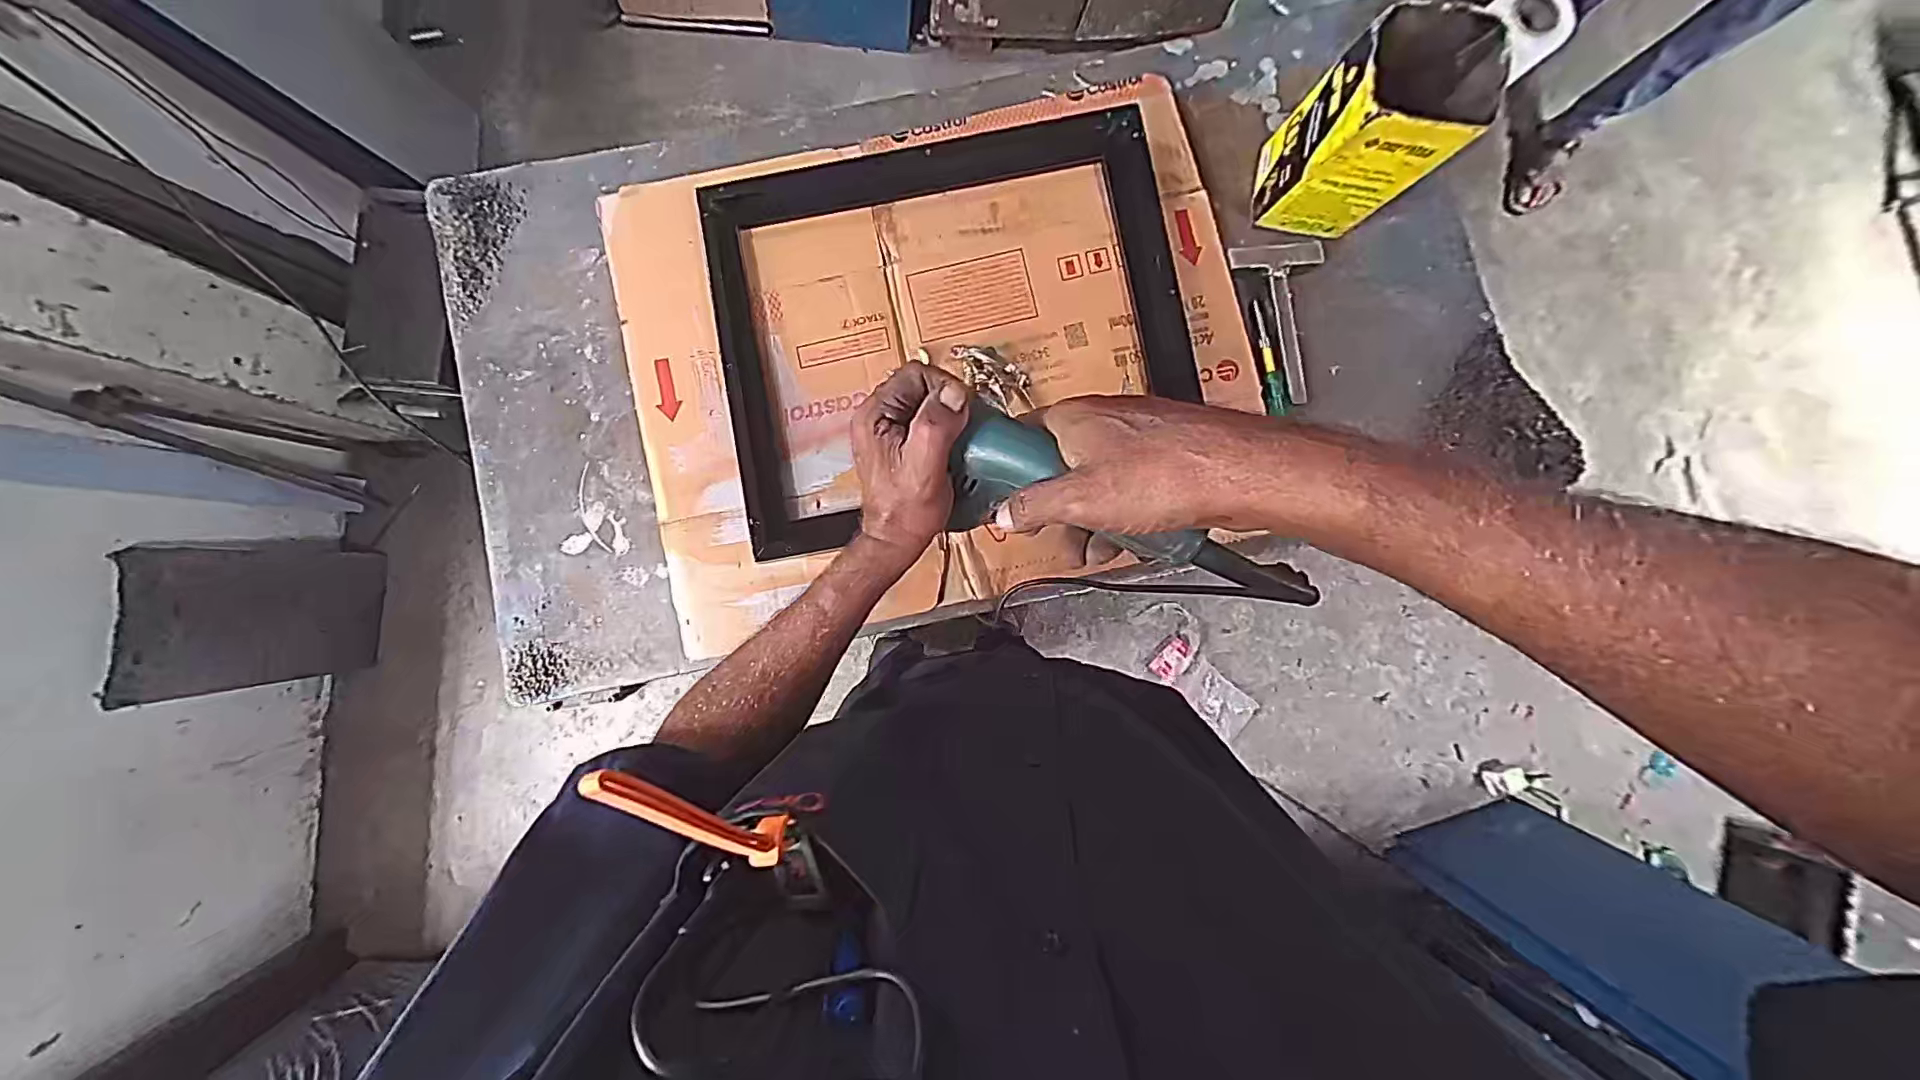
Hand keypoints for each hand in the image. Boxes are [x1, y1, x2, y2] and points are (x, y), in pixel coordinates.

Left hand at [850, 362, 970, 566]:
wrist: (896, 539)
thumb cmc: (905, 510)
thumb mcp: (925, 464)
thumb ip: (937, 424)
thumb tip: (955, 393)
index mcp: (875, 415)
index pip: (915, 374)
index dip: (945, 387)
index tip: (962, 410)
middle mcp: (877, 418)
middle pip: (921, 386)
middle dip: (948, 401)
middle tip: (965, 423)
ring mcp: (888, 432)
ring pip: (926, 404)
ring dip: (948, 416)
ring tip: (960, 436)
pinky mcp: (900, 446)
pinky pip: (926, 423)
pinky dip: (944, 430)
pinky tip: (952, 447)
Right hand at [994, 395, 1329, 535]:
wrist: (1240, 474)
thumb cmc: (1170, 473)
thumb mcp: (1081, 501)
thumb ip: (1034, 506)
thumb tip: (1005, 511)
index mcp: (1071, 418)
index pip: (1017, 436)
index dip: (1006, 471)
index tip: (1002, 499)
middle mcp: (1100, 420)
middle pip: (1055, 465)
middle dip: (1055, 509)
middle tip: (1058, 536)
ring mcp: (1131, 436)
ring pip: (1091, 479)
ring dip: (1088, 519)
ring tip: (1098, 547)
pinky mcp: (1157, 455)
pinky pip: (1122, 485)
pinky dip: (1118, 512)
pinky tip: (1128, 536)